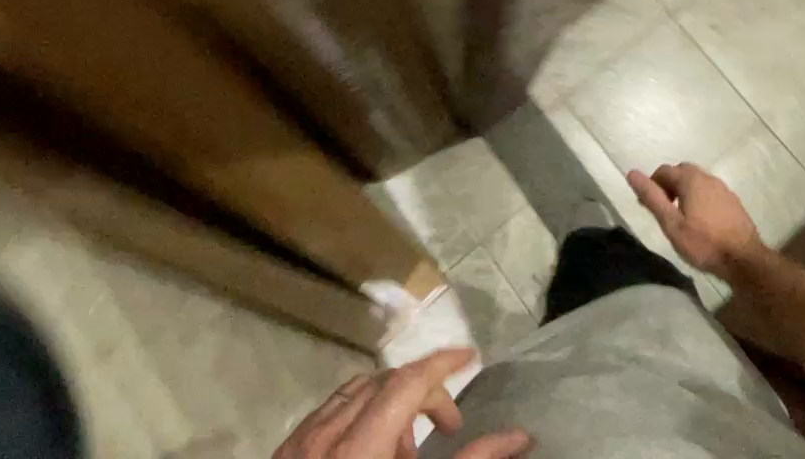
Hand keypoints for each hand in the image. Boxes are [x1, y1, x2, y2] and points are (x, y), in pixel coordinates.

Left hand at [274, 348, 532, 458]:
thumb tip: (519, 436)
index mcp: (359, 448)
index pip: (407, 382)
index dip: (442, 362)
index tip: (472, 356)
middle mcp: (324, 436)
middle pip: (383, 382)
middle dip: (423, 392)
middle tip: (449, 425)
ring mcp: (298, 444)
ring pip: (354, 392)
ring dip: (391, 401)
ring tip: (410, 445)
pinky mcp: (285, 453)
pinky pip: (329, 411)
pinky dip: (360, 413)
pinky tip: (372, 445)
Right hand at [628, 163, 767, 280]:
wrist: (744, 260)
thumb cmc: (704, 243)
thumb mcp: (671, 224)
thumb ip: (652, 197)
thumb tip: (632, 173)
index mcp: (691, 179)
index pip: (664, 170)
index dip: (652, 184)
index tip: (647, 205)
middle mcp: (708, 177)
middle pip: (681, 172)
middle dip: (668, 185)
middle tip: (663, 208)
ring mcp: (723, 188)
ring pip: (697, 181)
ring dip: (684, 190)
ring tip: (680, 215)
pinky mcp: (733, 201)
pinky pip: (710, 191)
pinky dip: (699, 197)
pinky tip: (700, 219)